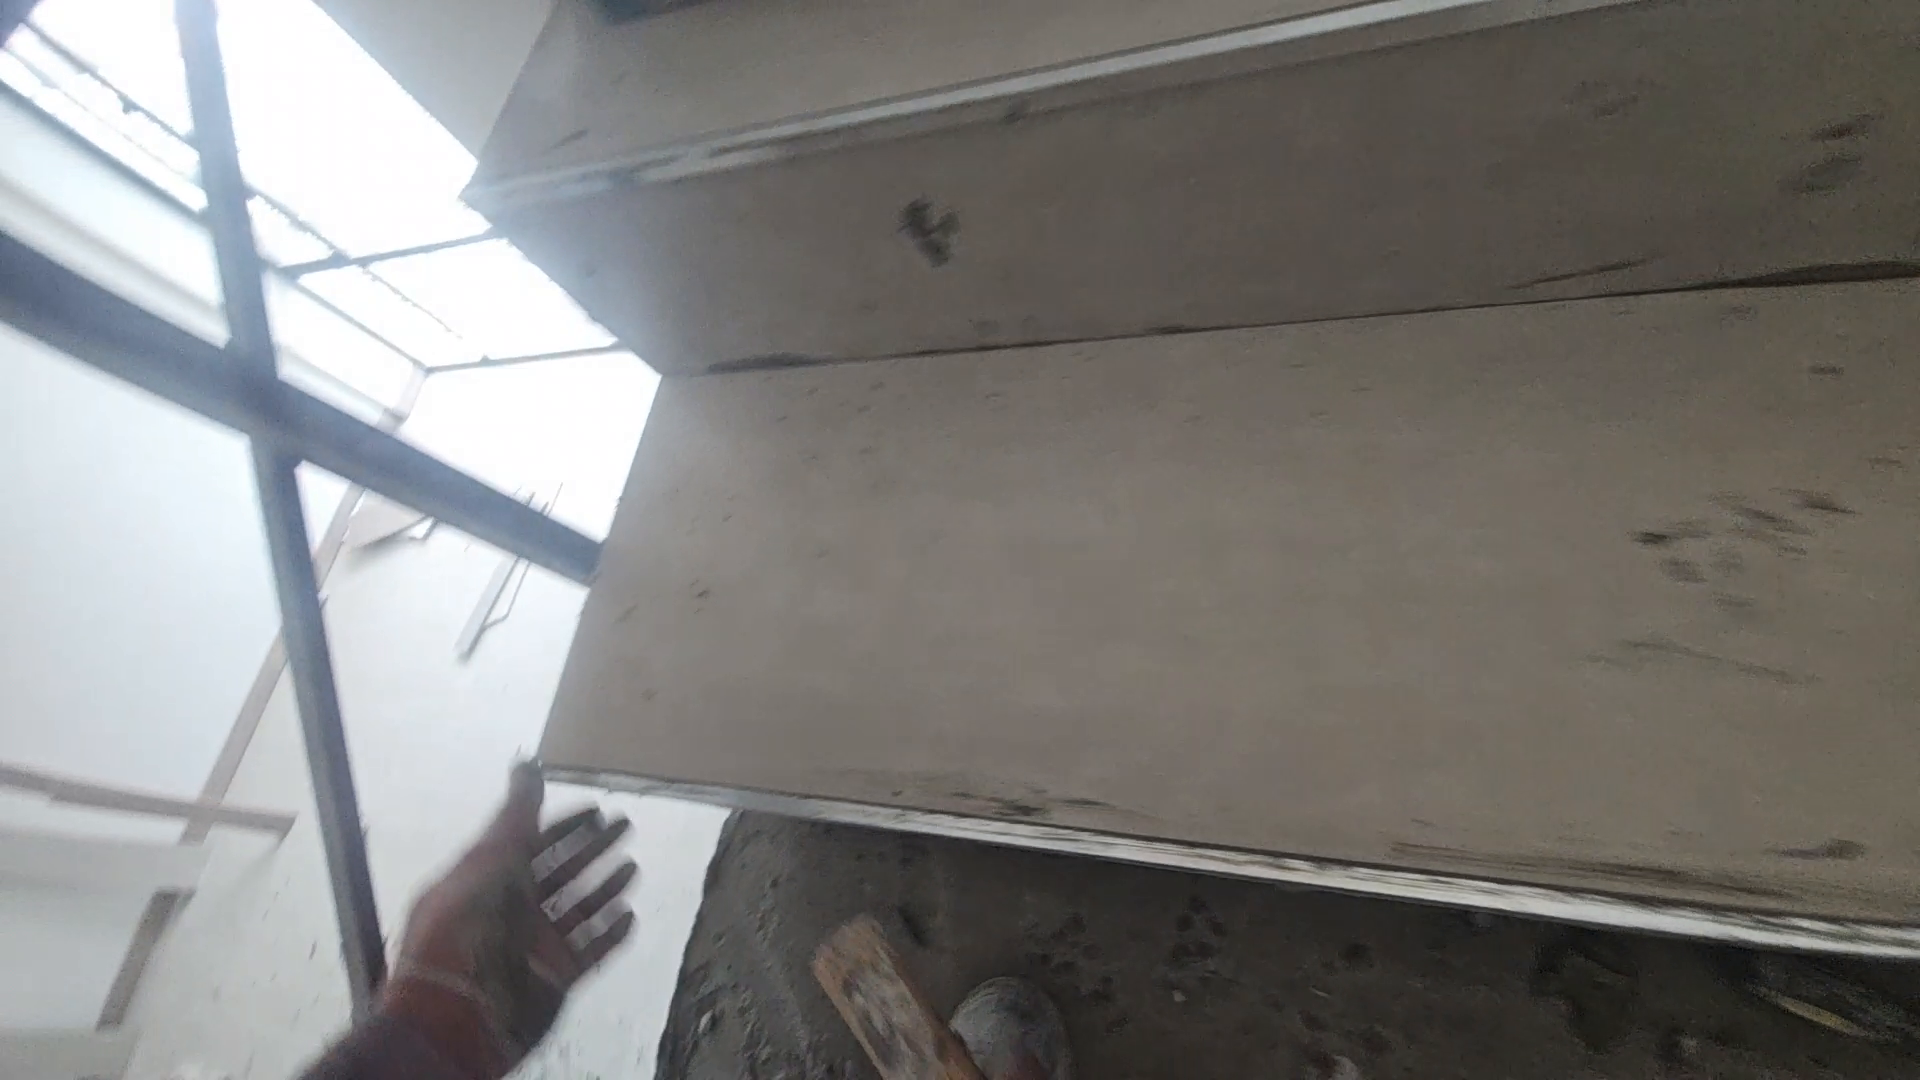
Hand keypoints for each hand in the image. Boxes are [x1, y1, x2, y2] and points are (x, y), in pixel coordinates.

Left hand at [380, 763, 636, 1078]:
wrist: (455, 1017)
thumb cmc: (468, 929)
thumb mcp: (490, 860)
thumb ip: (515, 815)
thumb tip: (527, 765)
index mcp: (490, 881)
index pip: (533, 843)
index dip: (565, 824)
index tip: (597, 808)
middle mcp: (513, 910)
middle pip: (561, 872)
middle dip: (593, 848)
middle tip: (626, 825)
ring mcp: (535, 946)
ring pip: (579, 909)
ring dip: (606, 887)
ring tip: (632, 868)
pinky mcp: (555, 977)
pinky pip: (591, 951)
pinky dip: (611, 934)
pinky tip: (629, 916)